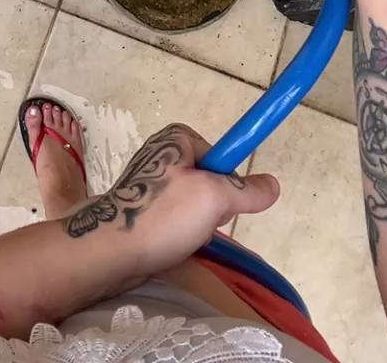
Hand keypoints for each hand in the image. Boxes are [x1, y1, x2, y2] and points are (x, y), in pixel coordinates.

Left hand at [62, 124, 278, 275]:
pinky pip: (177, 217)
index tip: (218, 204)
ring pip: (196, 203)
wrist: (112, 250)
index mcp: (177, 138)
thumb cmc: (163, 215)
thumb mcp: (215, 198)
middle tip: (200, 223)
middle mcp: (163, 152)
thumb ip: (247, 191)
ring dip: (198, 223)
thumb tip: (273, 184)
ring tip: (183, 236)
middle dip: (212, 207)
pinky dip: (181, 231)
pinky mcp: (143, 206)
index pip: (221, 156)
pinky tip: (173, 243)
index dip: (226, 182)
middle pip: (210, 180)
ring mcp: (151, 180)